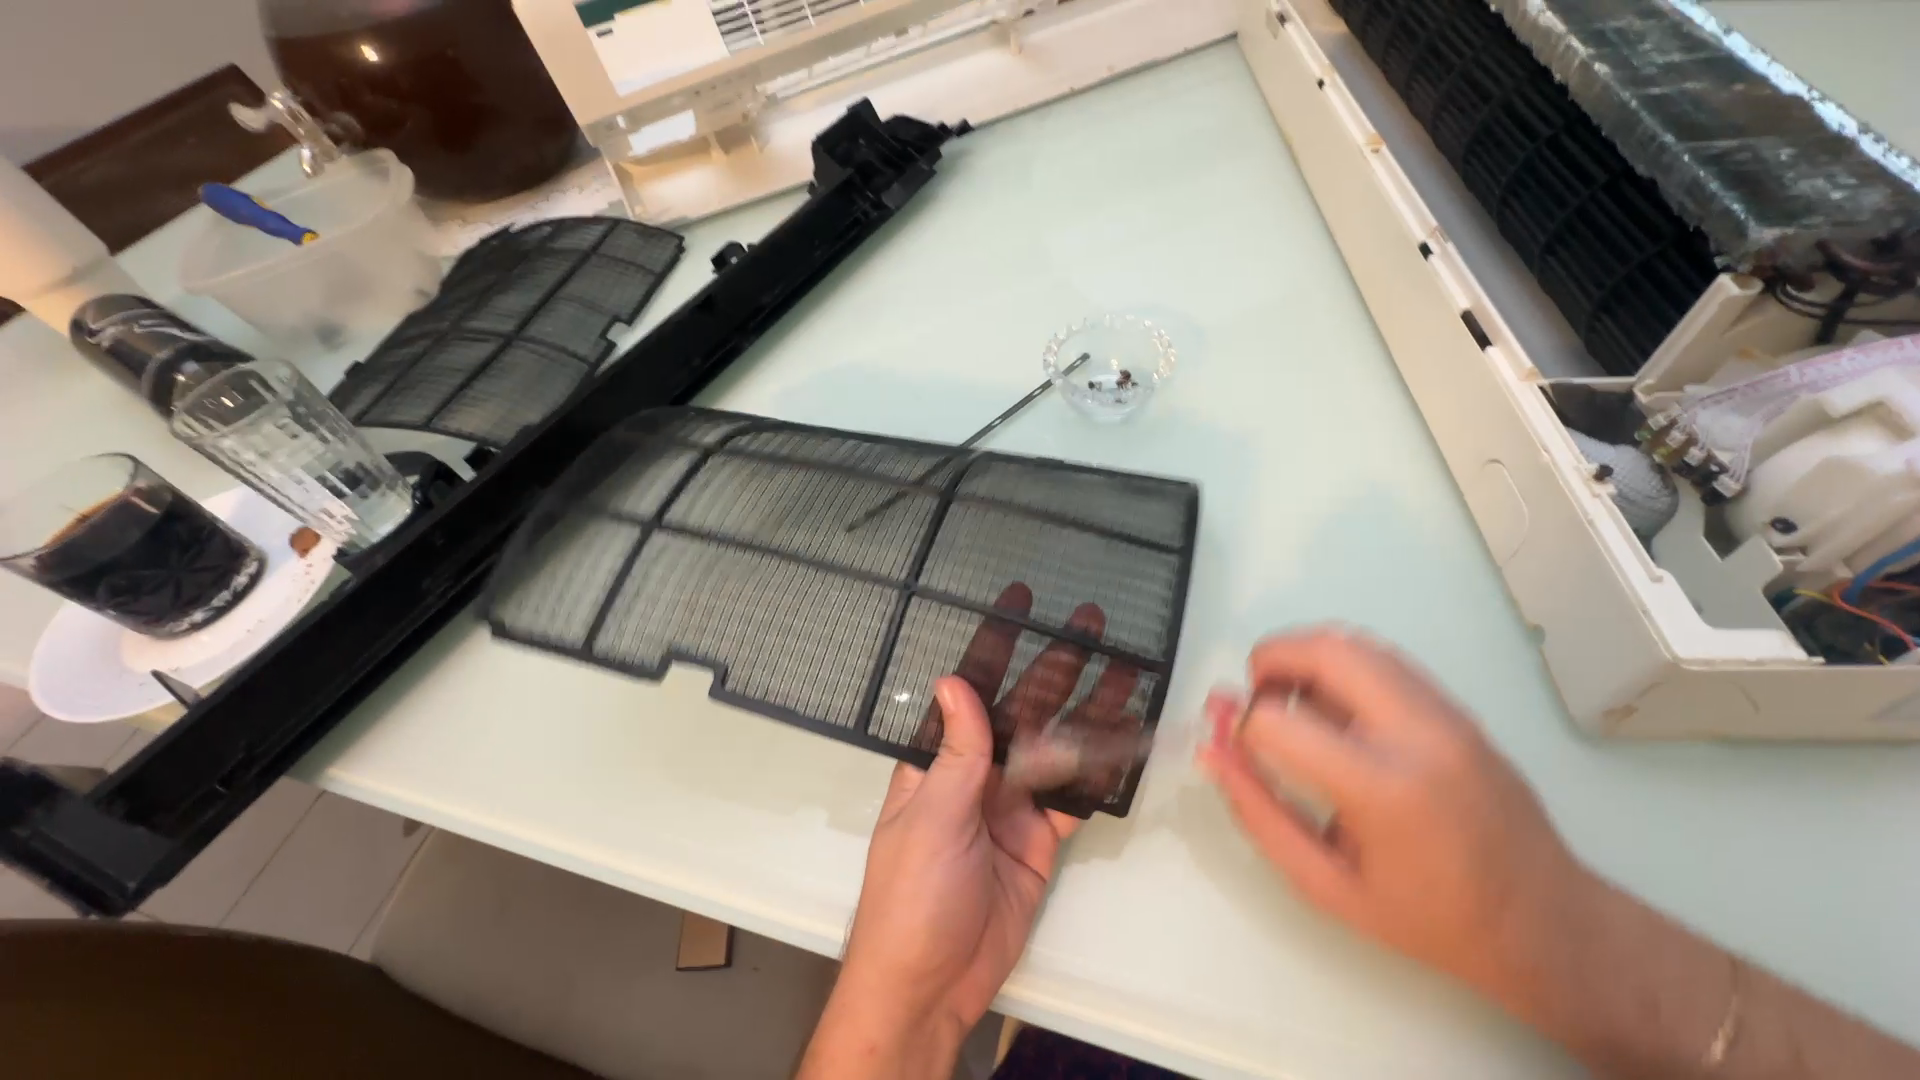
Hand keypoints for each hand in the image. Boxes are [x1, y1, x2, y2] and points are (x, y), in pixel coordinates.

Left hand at [799, 586, 1132, 1078]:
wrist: (931, 984)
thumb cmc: (912, 897)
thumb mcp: (931, 818)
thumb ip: (956, 753)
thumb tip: (954, 681)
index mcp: (940, 761)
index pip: (971, 691)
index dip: (995, 646)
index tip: (1019, 603)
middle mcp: (977, 775)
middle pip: (1025, 711)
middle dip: (1057, 666)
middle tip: (1090, 624)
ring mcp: (1011, 807)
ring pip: (1057, 748)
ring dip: (1088, 709)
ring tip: (1123, 669)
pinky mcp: (1040, 841)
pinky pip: (1074, 798)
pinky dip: (1099, 772)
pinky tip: (1125, 739)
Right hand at [1197, 628, 1586, 1005]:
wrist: (1548, 924)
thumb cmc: (1429, 918)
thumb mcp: (1324, 884)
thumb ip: (1258, 811)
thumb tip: (1213, 747)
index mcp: (1384, 788)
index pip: (1278, 719)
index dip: (1240, 728)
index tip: (1238, 752)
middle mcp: (1419, 733)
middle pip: (1324, 649)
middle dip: (1268, 661)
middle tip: (1253, 700)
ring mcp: (1446, 713)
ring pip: (1355, 642)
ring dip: (1304, 658)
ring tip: (1291, 706)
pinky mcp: (1458, 708)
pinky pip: (1384, 660)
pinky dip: (1340, 668)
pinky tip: (1336, 715)